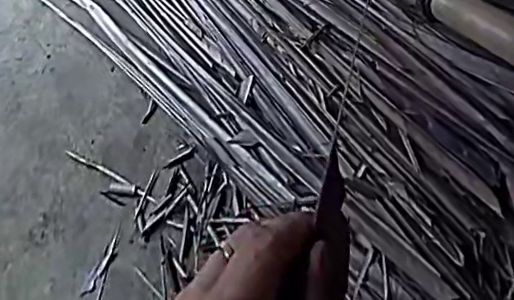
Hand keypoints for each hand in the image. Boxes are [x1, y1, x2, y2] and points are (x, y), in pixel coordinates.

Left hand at [177, 212, 349, 299]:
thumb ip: (317, 290)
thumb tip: (330, 242)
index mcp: (230, 297)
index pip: (273, 232)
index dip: (306, 222)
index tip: (329, 224)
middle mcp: (198, 292)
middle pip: (248, 235)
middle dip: (285, 235)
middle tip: (316, 251)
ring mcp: (182, 298)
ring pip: (227, 252)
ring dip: (262, 255)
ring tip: (290, 276)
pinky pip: (210, 275)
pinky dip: (237, 274)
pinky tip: (259, 291)